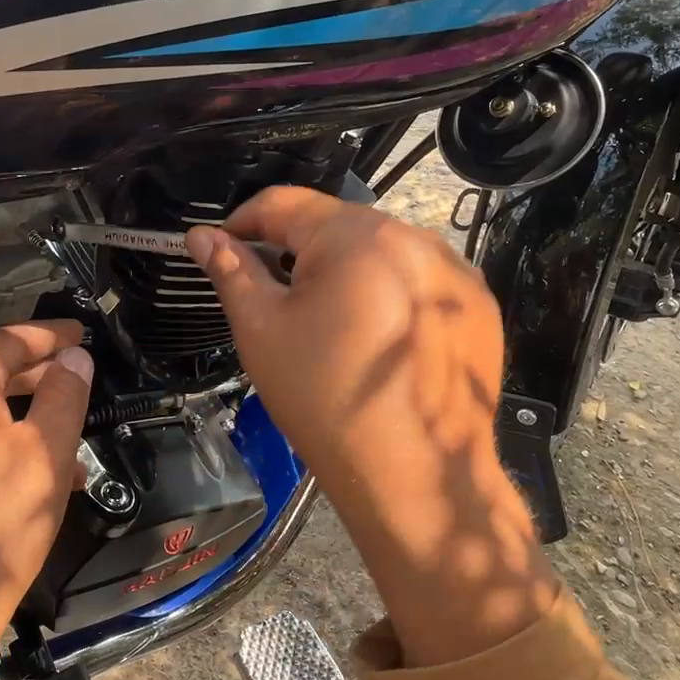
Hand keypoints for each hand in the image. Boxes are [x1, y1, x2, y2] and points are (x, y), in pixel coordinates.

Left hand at [0, 321, 93, 679]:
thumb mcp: (47, 454)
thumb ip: (63, 396)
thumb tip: (73, 357)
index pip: (6, 342)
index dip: (48, 335)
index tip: (79, 334)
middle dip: (34, 375)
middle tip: (74, 378)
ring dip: (19, 418)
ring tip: (63, 439)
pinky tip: (25, 479)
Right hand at [186, 186, 556, 665]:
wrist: (415, 477)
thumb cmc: (324, 398)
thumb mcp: (261, 329)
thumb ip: (232, 271)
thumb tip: (201, 237)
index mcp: (355, 235)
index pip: (283, 203)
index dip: (241, 221)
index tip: (219, 248)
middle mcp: (413, 237)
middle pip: (334, 223)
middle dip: (294, 247)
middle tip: (270, 293)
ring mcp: (454, 270)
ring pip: (378, 249)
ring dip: (343, 268)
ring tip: (324, 320)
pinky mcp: (478, 305)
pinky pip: (417, 278)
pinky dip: (386, 292)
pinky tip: (373, 338)